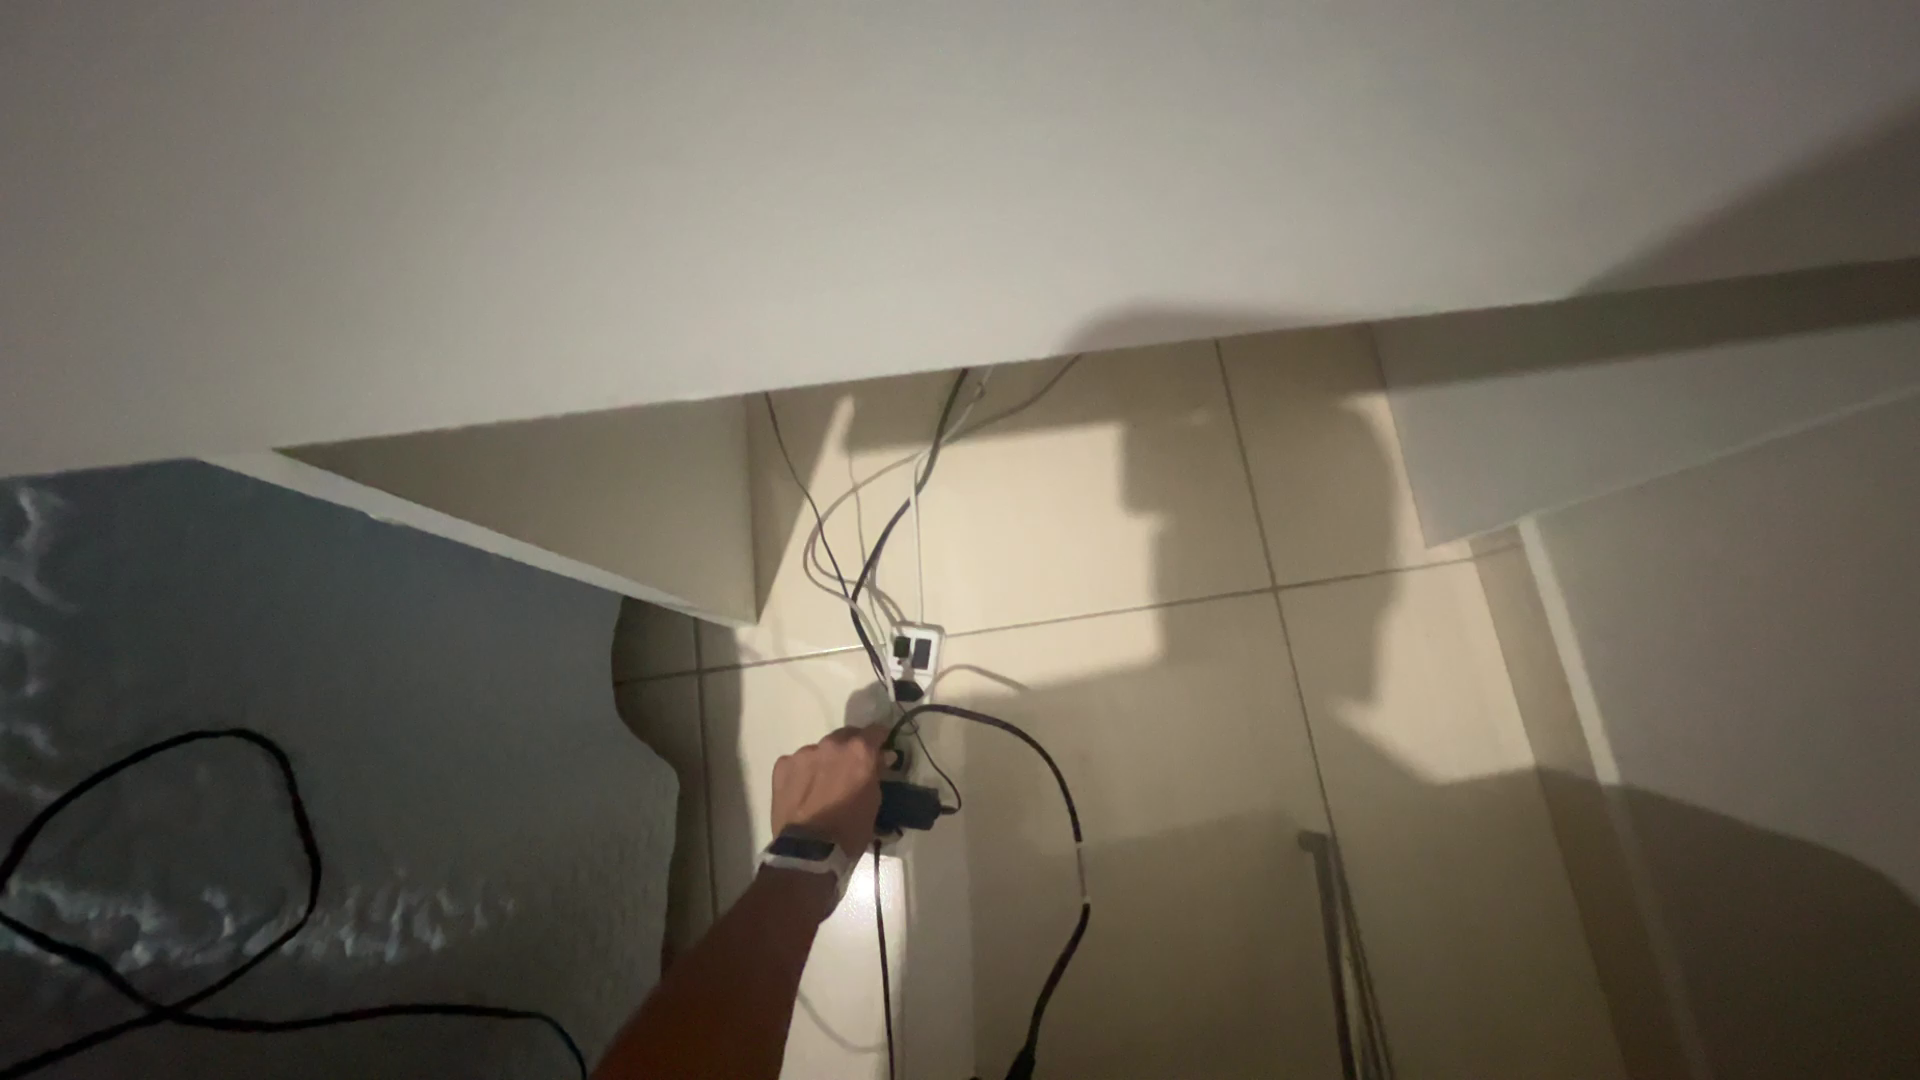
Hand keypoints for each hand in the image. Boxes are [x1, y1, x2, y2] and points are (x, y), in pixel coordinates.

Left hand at [769, 725, 888, 855]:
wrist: (808, 852)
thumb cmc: (850, 830)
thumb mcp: (875, 802)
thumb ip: (876, 773)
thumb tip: (881, 758)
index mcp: (859, 751)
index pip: (875, 731)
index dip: (879, 740)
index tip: (880, 751)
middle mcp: (832, 744)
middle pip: (845, 736)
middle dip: (850, 748)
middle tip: (851, 769)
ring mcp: (805, 753)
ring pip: (820, 750)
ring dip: (825, 761)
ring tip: (823, 785)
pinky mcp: (783, 765)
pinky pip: (797, 762)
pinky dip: (803, 772)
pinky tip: (803, 792)